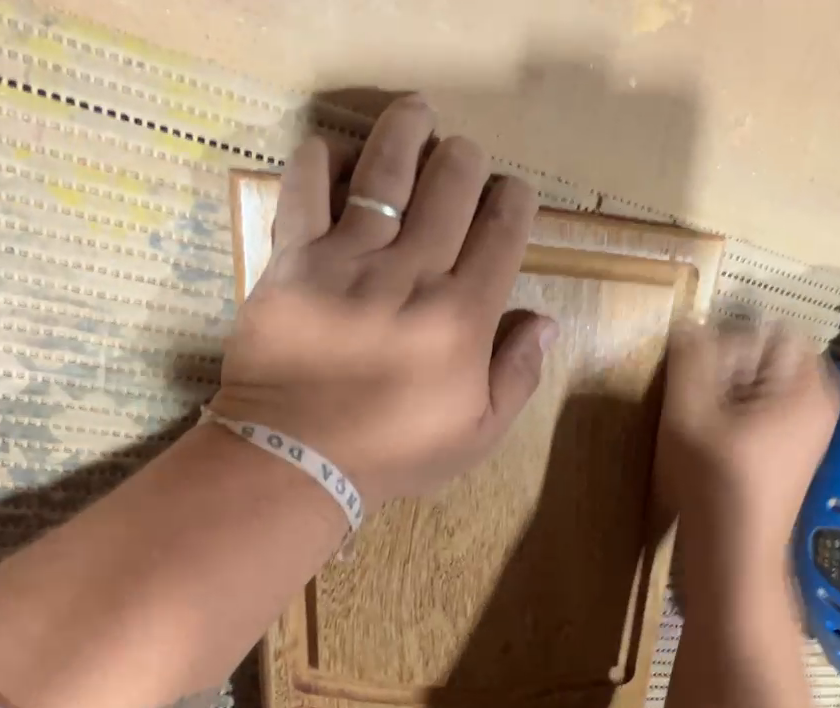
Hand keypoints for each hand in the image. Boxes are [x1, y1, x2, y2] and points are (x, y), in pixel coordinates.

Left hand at [212, 95, 557, 504]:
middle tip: (464, 158)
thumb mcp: (478, 433)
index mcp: (464, 316)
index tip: (513, 194)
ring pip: (386, 170)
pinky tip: (337, 154)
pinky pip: (305, 186)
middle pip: (450, 184)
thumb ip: (517, 374)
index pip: (502, 231)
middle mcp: (413, 274)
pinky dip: (321, 158)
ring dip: (407, 131)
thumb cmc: (395, 454)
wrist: (297, 461)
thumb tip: (546, 320)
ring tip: (417, 114)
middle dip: (466, 160)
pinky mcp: (293, 258)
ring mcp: (349, 260)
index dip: (515, 199)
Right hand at [658, 322, 839, 567]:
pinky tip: (720, 444)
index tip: (702, 375)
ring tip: (708, 424)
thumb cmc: (713, 483)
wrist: (735, 555)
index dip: (730, 341)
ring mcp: (815, 431)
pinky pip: (772, 412)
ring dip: (734, 393)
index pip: (771, 329)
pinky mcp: (801, 453)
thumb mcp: (690, 414)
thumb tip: (689, 321)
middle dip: (733, 368)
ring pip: (769, 386)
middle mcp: (823, 403)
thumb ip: (690, 359)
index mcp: (808, 386)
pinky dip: (745, 417)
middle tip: (702, 400)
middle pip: (772, 358)